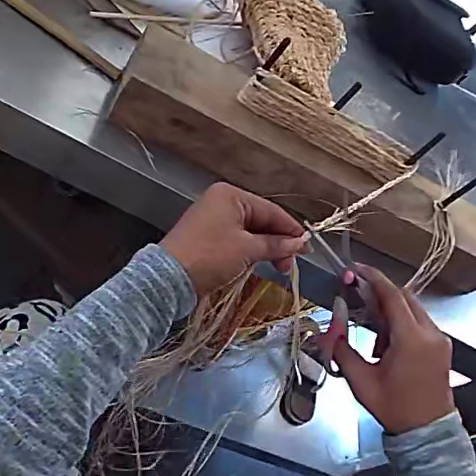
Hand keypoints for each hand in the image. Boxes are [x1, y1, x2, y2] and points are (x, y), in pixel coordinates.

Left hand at [161, 182, 308, 295]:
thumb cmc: (210, 256)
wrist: (168, 279)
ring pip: (250, 232)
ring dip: (265, 249)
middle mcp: (221, 202)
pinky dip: (250, 251)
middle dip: (278, 243)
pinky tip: (258, 263)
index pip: (271, 211)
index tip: (307, 248)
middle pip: (261, 220)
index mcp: (231, 196)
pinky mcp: (207, 237)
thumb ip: (276, 245)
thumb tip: (300, 243)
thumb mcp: (247, 249)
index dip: (291, 230)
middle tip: (288, 265)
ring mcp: (212, 219)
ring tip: (277, 267)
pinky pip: (237, 240)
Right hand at [330, 265, 454, 434]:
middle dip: (379, 293)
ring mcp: (439, 340)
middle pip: (403, 297)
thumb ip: (343, 351)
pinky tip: (385, 343)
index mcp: (412, 340)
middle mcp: (430, 334)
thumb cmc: (398, 410)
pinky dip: (400, 323)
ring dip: (389, 311)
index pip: (392, 295)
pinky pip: (419, 323)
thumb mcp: (362, 381)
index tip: (357, 270)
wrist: (427, 433)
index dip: (372, 278)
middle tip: (357, 295)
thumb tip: (330, 332)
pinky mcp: (441, 347)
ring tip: (372, 333)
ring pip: (412, 309)